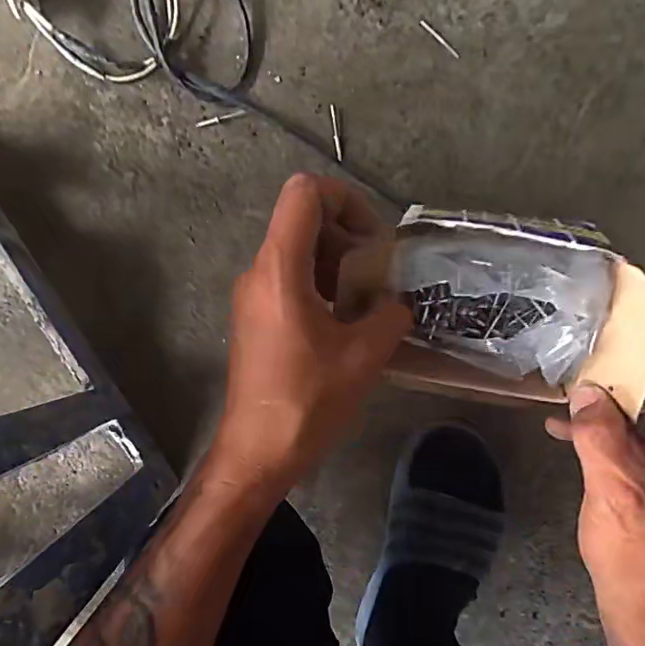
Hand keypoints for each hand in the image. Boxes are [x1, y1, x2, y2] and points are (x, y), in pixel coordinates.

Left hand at [206, 175, 411, 497]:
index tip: (374, 240)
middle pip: (301, 221)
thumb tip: (394, 304)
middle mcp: (258, 274)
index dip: (346, 200)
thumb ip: (389, 315)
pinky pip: (287, 283)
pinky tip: (343, 325)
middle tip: (377, 276)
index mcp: (280, 270)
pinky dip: (319, 288)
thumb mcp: (364, 356)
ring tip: (365, 304)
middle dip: (347, 237)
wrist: (257, 452)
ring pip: (295, 253)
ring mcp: (250, 298)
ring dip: (336, 266)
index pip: (305, 193)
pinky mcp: (252, 322)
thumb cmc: (308, 402)